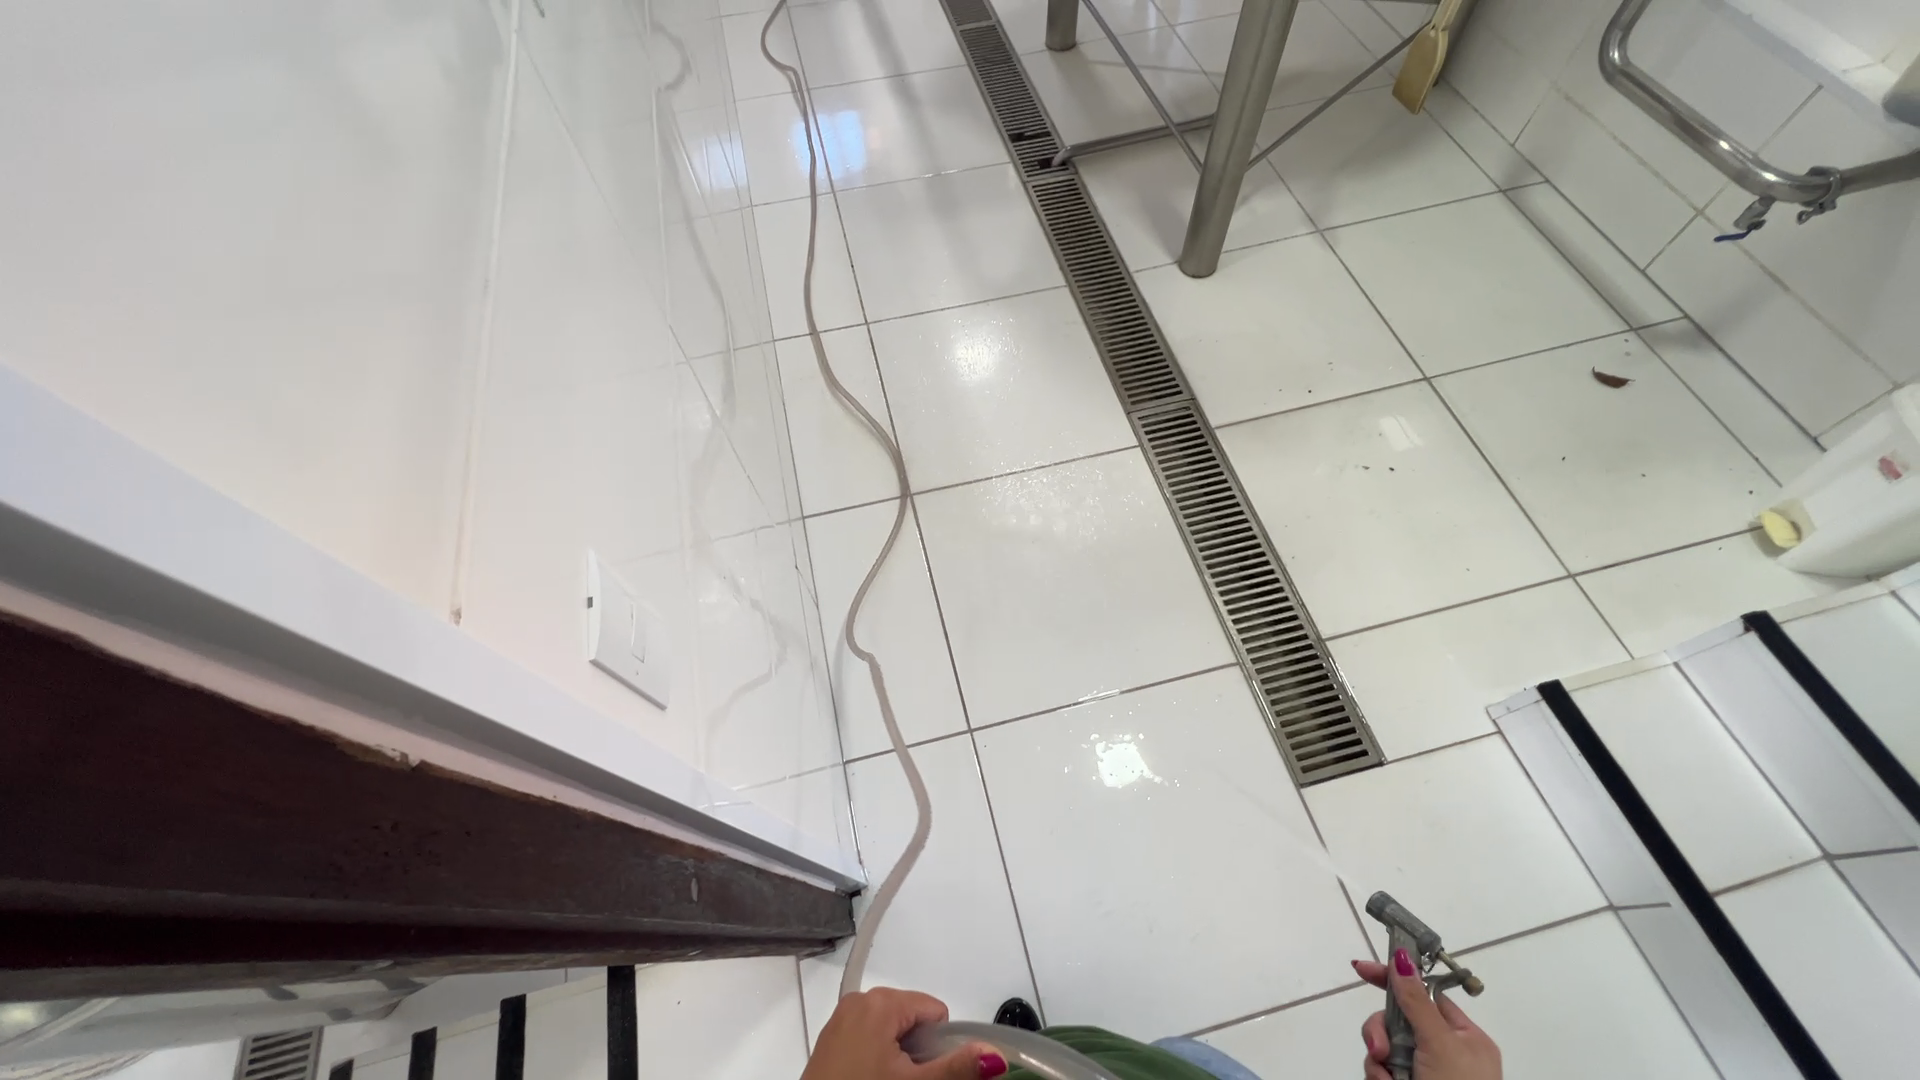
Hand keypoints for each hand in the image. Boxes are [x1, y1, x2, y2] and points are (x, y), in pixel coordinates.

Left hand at [801, 987, 1006, 1079]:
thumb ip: (955, 1068)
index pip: (933, 1010)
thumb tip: (996, 1054)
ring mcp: (842, 1018)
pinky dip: (877, 1057)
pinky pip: (869, 1036)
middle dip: (917, 1051)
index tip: (924, 1072)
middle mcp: (861, 999)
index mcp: (882, 1002)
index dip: (937, 1045)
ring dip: (898, 1057)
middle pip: (912, 1018)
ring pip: (891, 1030)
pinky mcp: (831, 1038)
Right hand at [1353, 951, 1500, 1079]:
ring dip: (1379, 1059)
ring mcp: (1426, 1072)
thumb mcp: (1438, 1043)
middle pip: (1397, 1019)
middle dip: (1381, 1031)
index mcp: (1465, 1037)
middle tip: (1380, 1048)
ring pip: (1385, 1045)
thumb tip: (1401, 956)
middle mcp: (1445, 1052)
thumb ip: (1415, 1000)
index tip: (1361, 969)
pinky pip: (1382, 1069)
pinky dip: (1380, 1077)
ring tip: (1388, 1079)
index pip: (1424, 994)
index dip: (1394, 979)